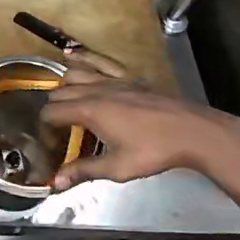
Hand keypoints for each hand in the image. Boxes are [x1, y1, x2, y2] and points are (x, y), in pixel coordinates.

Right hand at [41, 72, 239, 192]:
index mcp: (88, 111)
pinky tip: (72, 56)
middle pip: (58, 93)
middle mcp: (94, 90)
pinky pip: (99, 61)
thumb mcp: (117, 167)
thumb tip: (54, 183)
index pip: (50, 113)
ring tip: (66, 104)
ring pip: (73, 75)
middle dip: (53, 111)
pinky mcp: (128, 77)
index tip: (51, 145)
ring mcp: (112, 80)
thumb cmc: (155, 151)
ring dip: (63, 88)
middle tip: (60, 132)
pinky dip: (82, 58)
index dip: (45, 130)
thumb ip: (83, 171)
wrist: (195, 132)